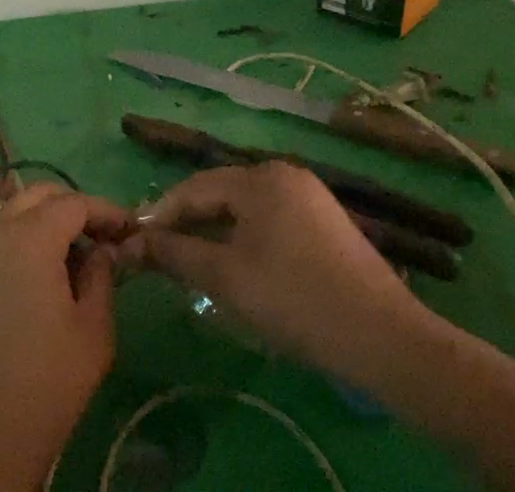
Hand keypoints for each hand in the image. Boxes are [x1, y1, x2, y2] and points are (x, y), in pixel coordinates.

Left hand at [0, 183, 130, 490]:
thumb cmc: (48, 380)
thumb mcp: (93, 329)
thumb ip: (100, 277)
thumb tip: (100, 251)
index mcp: (31, 237)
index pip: (73, 202)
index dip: (105, 210)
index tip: (129, 230)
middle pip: (34, 196)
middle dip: (70, 206)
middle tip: (98, 238)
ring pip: (6, 218)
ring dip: (38, 225)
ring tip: (65, 262)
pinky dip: (12, 247)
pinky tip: (27, 283)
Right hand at [132, 162, 434, 379]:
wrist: (383, 339)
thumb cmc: (293, 298)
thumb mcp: (223, 276)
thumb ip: (173, 253)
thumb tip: (131, 243)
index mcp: (259, 178)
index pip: (192, 189)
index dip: (159, 217)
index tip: (133, 245)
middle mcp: (285, 175)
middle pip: (218, 195)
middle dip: (186, 226)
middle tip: (159, 258)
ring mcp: (310, 199)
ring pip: (244, 212)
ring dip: (213, 235)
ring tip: (191, 266)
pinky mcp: (326, 225)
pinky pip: (269, 223)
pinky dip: (243, 241)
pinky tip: (235, 270)